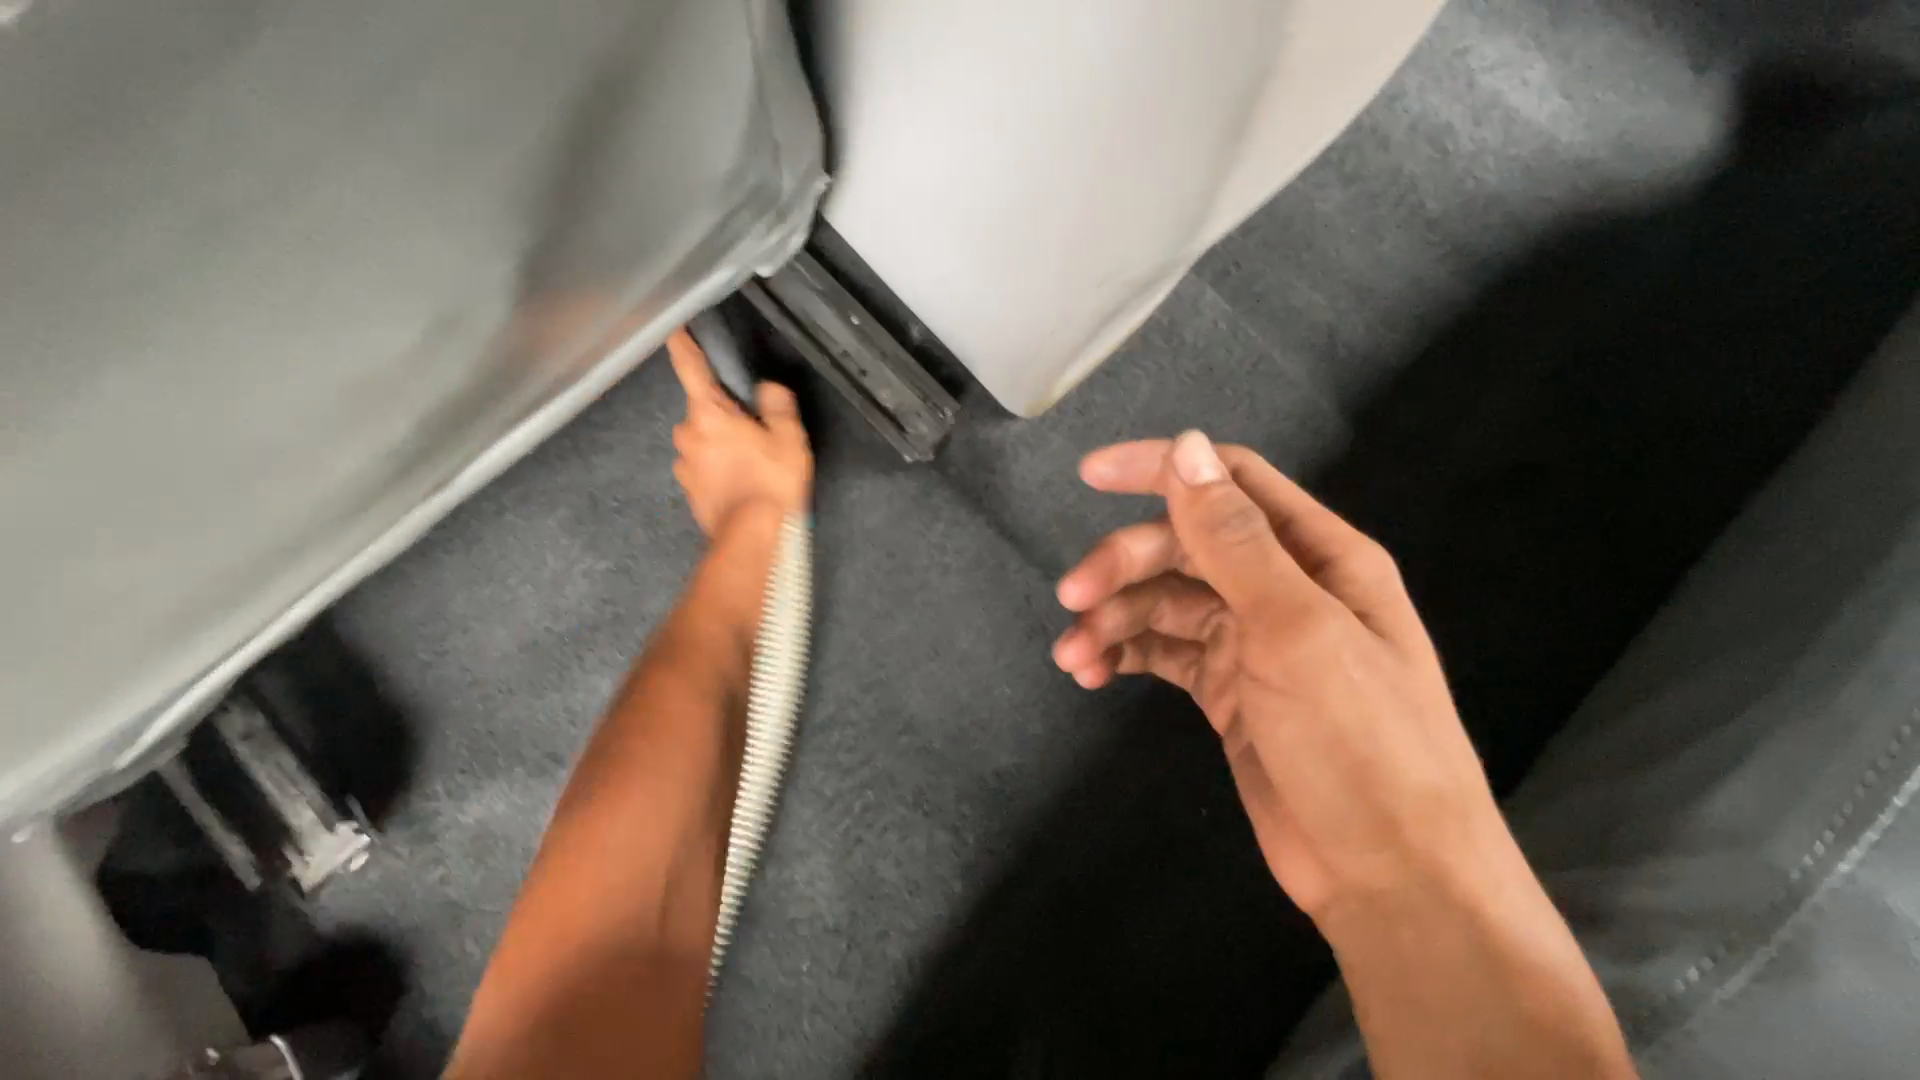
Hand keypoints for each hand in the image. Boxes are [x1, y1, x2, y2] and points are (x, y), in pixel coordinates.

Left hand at [666, 327, 811, 537]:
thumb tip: (768, 389)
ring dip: (721, 445)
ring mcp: (684, 465)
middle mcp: (687, 434)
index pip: (690, 368)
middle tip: (755, 428)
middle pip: (703, 411)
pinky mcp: (689, 491)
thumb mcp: (789, 439)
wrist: (750, 539)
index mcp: (708, 414)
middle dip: (723, 414)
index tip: (674, 327)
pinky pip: (704, 467)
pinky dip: (719, 469)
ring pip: (703, 442)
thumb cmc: (770, 482)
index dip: (682, 344)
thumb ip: (778, 406)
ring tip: (752, 462)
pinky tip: (743, 483)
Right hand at [1052, 432, 1511, 918]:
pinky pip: (1166, 653)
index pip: (1230, 482)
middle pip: (1185, 546)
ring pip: (1166, 603)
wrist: (1391, 877)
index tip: (1089, 475)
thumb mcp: (1296, 630)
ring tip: (1073, 655)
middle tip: (1071, 596)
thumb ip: (1234, 541)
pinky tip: (1093, 674)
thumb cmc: (1361, 744)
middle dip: (1124, 563)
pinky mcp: (1228, 692)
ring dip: (1115, 617)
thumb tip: (1185, 447)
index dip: (1163, 467)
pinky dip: (1127, 655)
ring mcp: (1254, 643)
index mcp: (1319, 557)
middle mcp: (1285, 589)